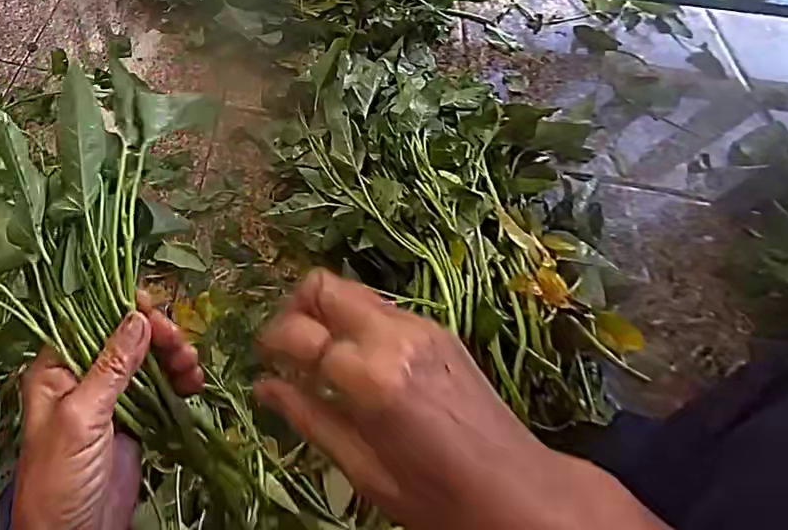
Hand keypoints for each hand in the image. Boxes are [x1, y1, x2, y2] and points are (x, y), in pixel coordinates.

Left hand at [12, 296, 204, 529]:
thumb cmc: (59, 481)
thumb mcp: (81, 418)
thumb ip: (111, 367)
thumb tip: (137, 316)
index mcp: (58, 366)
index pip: (91, 317)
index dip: (122, 306)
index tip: (151, 306)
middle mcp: (84, 373)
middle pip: (125, 335)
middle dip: (155, 333)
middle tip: (178, 343)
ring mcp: (111, 396)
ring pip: (147, 358)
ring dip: (172, 354)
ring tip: (190, 366)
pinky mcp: (134, 419)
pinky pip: (160, 388)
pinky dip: (178, 380)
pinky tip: (193, 382)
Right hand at [255, 271, 668, 529]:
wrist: (526, 496)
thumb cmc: (439, 501)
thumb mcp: (366, 473)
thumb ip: (308, 420)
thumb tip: (262, 388)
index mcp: (369, 377)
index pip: (298, 334)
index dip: (271, 340)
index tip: (260, 356)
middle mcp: (389, 335)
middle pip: (320, 286)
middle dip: (292, 308)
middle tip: (284, 343)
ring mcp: (415, 324)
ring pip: (347, 287)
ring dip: (322, 308)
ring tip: (316, 347)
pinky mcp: (433, 325)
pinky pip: (376, 305)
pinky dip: (352, 319)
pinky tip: (355, 357)